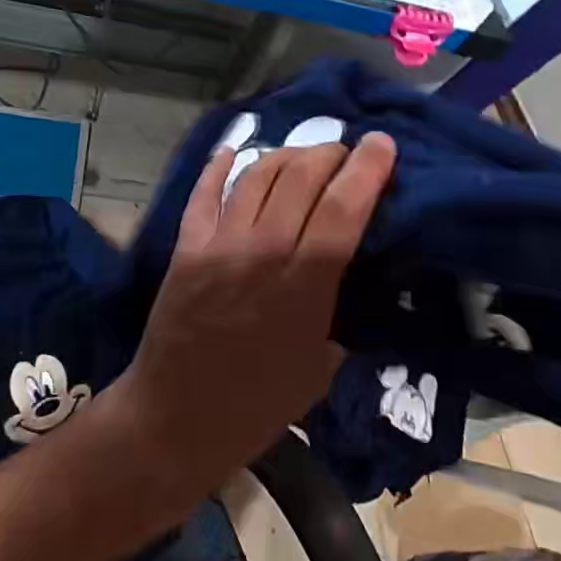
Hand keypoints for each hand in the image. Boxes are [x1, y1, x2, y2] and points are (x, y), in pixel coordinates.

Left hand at [107, 134, 396, 487]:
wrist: (179, 418)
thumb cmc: (260, 404)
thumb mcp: (321, 365)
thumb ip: (339, 310)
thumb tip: (351, 269)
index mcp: (304, 286)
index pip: (342, 210)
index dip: (366, 169)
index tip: (382, 143)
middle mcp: (262, 252)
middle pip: (300, 179)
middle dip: (329, 153)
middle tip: (343, 152)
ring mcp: (218, 244)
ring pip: (256, 176)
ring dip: (285, 155)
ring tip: (302, 154)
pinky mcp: (185, 246)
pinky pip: (204, 192)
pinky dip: (219, 166)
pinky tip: (233, 151)